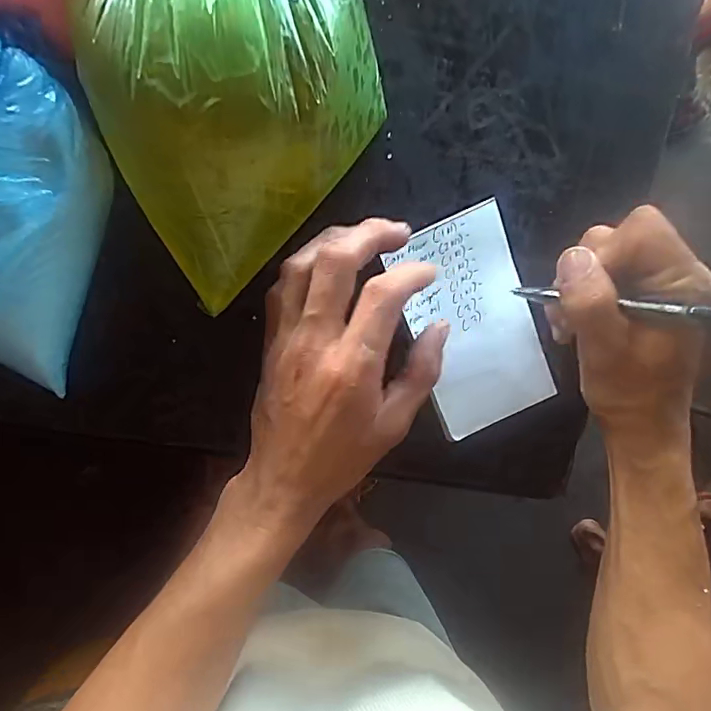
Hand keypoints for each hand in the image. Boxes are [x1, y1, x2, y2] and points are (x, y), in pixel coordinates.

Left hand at [230, 219, 448, 533]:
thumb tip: (439, 327)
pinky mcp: (270, 342)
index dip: (411, 273)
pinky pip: (283, 288)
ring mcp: (287, 337)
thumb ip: (420, 372)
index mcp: (352, 364)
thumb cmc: (342, 458)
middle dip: (370, 233)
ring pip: (302, 265)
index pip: (382, 294)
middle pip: (335, 261)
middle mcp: (316, 340)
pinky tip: (325, 265)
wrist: (282, 478)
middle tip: (398, 232)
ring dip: (333, 240)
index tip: (429, 273)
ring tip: (362, 237)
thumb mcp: (393, 425)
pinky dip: (306, 265)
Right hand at [547, 206, 710, 440]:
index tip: (579, 292)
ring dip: (575, 285)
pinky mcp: (635, 294)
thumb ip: (591, 303)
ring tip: (567, 324)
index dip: (603, 253)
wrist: (641, 424)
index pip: (641, 229)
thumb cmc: (630, 393)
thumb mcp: (605, 351)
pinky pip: (600, 274)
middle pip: (619, 236)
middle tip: (567, 312)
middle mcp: (674, 271)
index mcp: (682, 280)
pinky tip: (573, 324)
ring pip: (603, 253)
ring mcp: (654, 282)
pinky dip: (578, 294)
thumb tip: (572, 259)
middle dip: (584, 271)